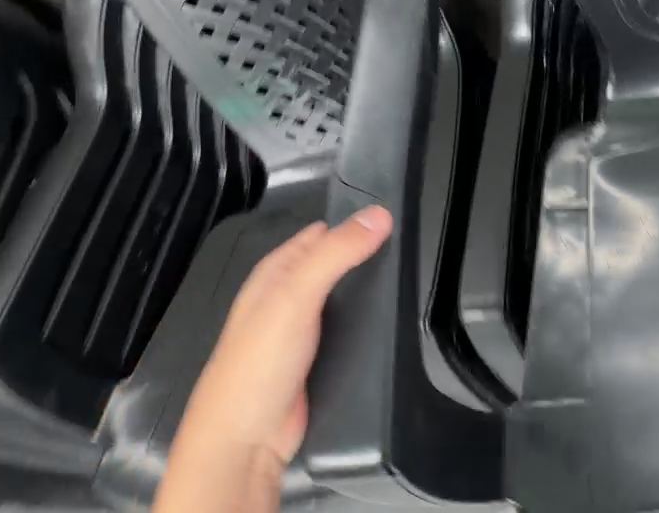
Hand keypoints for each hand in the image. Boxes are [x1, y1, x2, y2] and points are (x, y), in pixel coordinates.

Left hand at [158, 206, 392, 512]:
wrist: (245, 443)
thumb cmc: (256, 365)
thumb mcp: (297, 296)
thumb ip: (337, 253)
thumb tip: (380, 214)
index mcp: (276, 272)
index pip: (324, 232)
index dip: (356, 221)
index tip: (396, 214)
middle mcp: (289, 296)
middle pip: (339, 263)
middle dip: (369, 255)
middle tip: (412, 244)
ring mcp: (306, 328)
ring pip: (349, 296)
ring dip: (373, 290)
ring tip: (413, 276)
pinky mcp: (322, 357)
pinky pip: (354, 328)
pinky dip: (372, 321)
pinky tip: (394, 318)